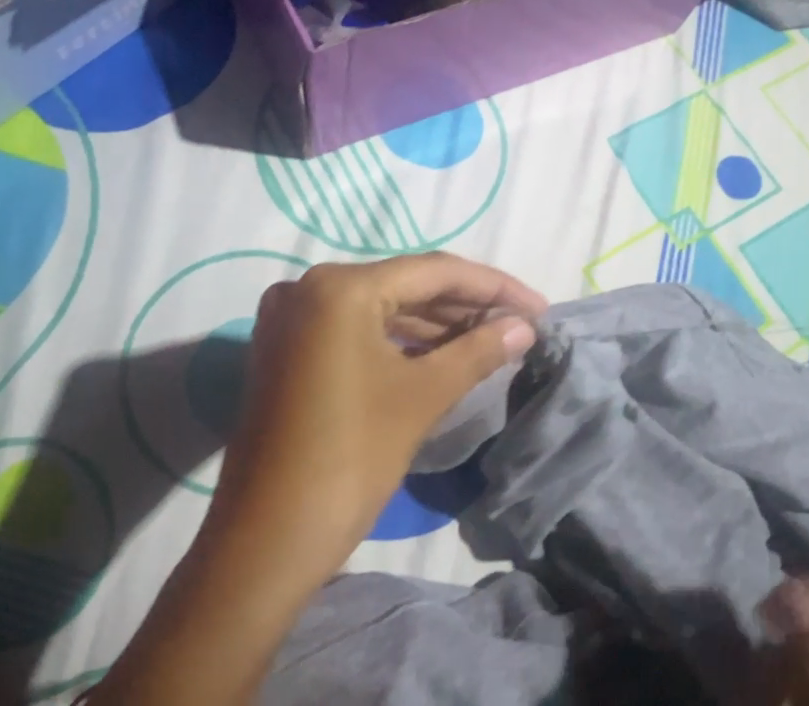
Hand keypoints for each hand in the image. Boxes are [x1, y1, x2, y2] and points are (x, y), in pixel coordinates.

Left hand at [94, 254, 547, 705]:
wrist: (268, 537)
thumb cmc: (351, 458)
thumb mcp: (421, 397)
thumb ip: (477, 351)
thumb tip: (524, 326)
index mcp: (339, 287)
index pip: (432, 272)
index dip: (492, 287)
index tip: (539, 307)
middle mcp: (307, 287)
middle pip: (404, 286)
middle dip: (464, 305)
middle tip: (519, 324)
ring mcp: (291, 318)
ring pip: (379, 309)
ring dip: (433, 324)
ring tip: (491, 339)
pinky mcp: (285, 349)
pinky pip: (354, 330)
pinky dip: (397, 340)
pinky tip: (441, 354)